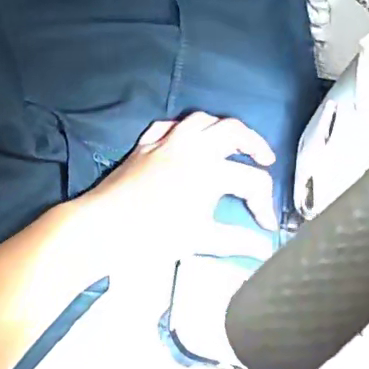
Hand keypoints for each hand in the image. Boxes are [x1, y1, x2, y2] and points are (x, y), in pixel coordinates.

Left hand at [71, 112, 277, 274]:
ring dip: (219, 128)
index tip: (264, 224)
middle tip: (263, 159)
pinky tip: (185, 139)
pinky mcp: (143, 146)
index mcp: (210, 171)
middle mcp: (191, 149)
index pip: (252, 182)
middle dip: (253, 143)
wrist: (103, 226)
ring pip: (200, 120)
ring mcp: (164, 143)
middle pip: (232, 131)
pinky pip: (166, 125)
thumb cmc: (152, 236)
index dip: (264, 204)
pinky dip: (181, 128)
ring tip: (229, 144)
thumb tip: (260, 247)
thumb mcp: (199, 240)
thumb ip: (235, 241)